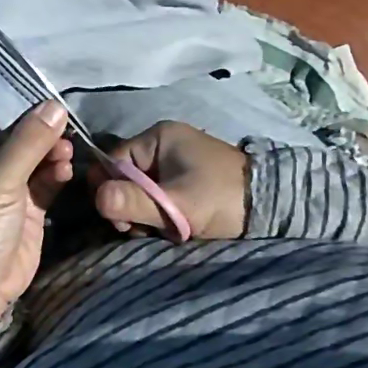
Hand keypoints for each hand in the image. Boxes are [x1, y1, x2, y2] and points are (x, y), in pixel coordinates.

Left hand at [0, 102, 73, 345]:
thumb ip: (28, 143)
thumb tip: (56, 104)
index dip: (27, 122)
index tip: (57, 112)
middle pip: (21, 148)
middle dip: (44, 141)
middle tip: (68, 138)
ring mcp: (7, 196)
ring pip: (36, 166)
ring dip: (53, 159)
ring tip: (69, 155)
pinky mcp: (27, 215)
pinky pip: (45, 187)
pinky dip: (56, 177)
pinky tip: (67, 171)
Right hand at [93, 121, 247, 239]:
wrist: (270, 205)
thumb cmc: (221, 198)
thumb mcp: (177, 204)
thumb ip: (136, 202)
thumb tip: (97, 199)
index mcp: (158, 137)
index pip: (113, 163)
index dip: (111, 194)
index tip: (124, 223)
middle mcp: (164, 143)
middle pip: (126, 178)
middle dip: (132, 207)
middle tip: (148, 230)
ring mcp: (177, 160)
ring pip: (142, 190)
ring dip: (147, 213)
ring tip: (166, 229)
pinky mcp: (188, 177)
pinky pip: (160, 194)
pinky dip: (163, 211)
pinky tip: (174, 226)